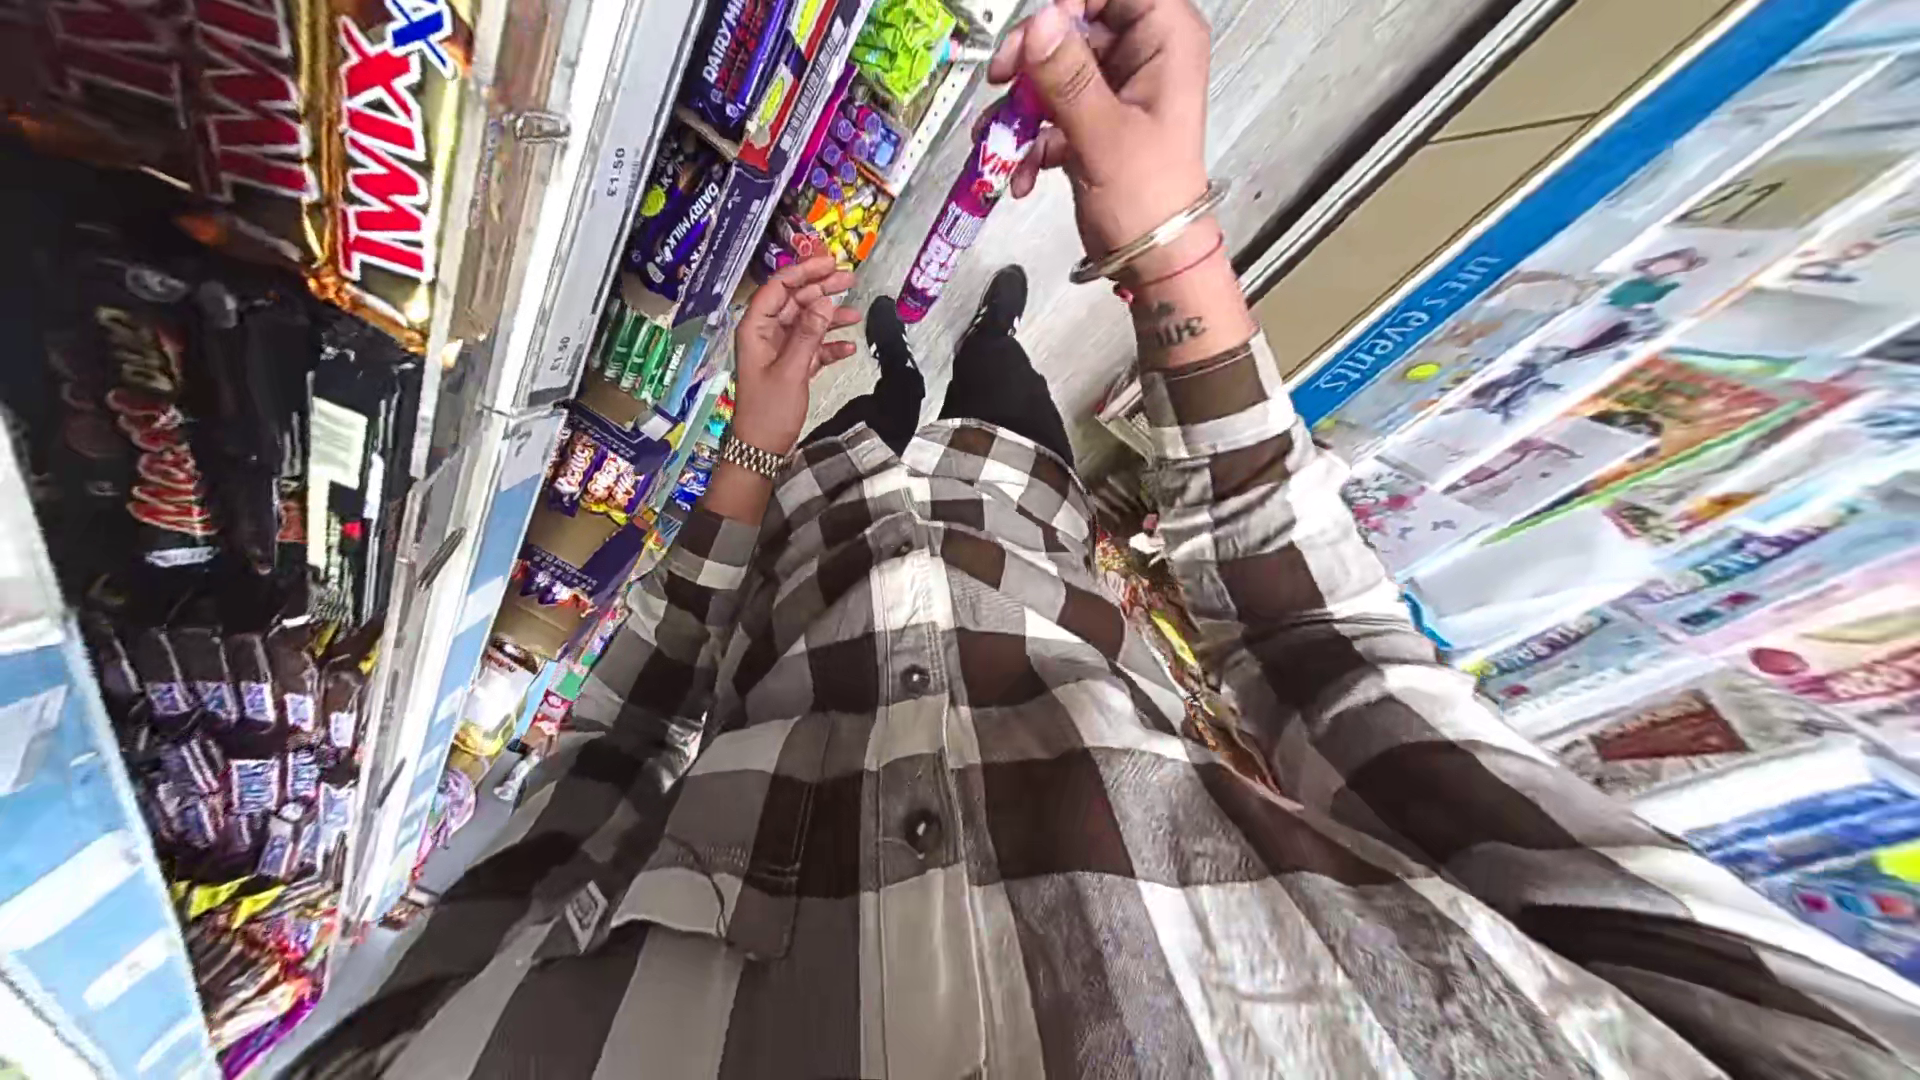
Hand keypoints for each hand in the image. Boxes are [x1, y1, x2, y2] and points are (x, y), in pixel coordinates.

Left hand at [731, 256, 859, 454]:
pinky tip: (848, 348)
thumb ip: (808, 334)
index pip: (779, 287)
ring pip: (807, 324)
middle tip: (849, 280)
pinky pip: (812, 348)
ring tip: (856, 314)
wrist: (762, 448)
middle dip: (821, 290)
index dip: (804, 271)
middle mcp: (766, 334)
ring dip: (830, 319)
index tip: (830, 262)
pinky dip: (829, 347)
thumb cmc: (770, 411)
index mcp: (756, 328)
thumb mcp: (791, 370)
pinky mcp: (791, 367)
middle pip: (795, 302)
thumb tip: (825, 302)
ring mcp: (779, 351)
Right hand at [990, 0, 1213, 279]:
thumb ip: (1068, 78)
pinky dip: (1033, 145)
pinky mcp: (1092, 129)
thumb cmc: (1144, 197)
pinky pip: (1053, 119)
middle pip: (1076, 29)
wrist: (1150, 260)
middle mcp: (1140, 57)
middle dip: (1033, 63)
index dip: (1068, 5)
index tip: (1033, 40)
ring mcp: (1113, 95)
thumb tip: (1038, 23)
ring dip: (1022, 111)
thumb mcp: (1104, 135)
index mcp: (1163, 38)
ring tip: (994, 143)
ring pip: (1056, 77)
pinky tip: (1021, 176)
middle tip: (1000, 84)